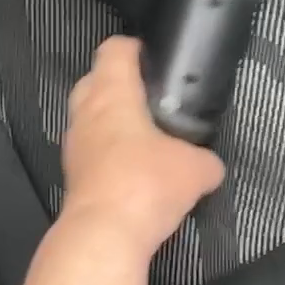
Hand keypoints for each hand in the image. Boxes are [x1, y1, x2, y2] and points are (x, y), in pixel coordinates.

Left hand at [60, 36, 225, 254]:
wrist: (106, 235)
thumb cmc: (144, 186)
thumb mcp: (196, 170)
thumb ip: (206, 161)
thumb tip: (210, 166)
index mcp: (111, 91)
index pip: (116, 49)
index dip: (137, 51)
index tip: (155, 62)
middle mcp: (85, 112)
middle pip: (97, 82)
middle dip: (122, 89)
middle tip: (151, 104)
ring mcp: (75, 147)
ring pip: (92, 122)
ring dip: (113, 128)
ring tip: (145, 144)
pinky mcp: (74, 179)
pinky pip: (93, 158)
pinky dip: (110, 161)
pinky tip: (134, 178)